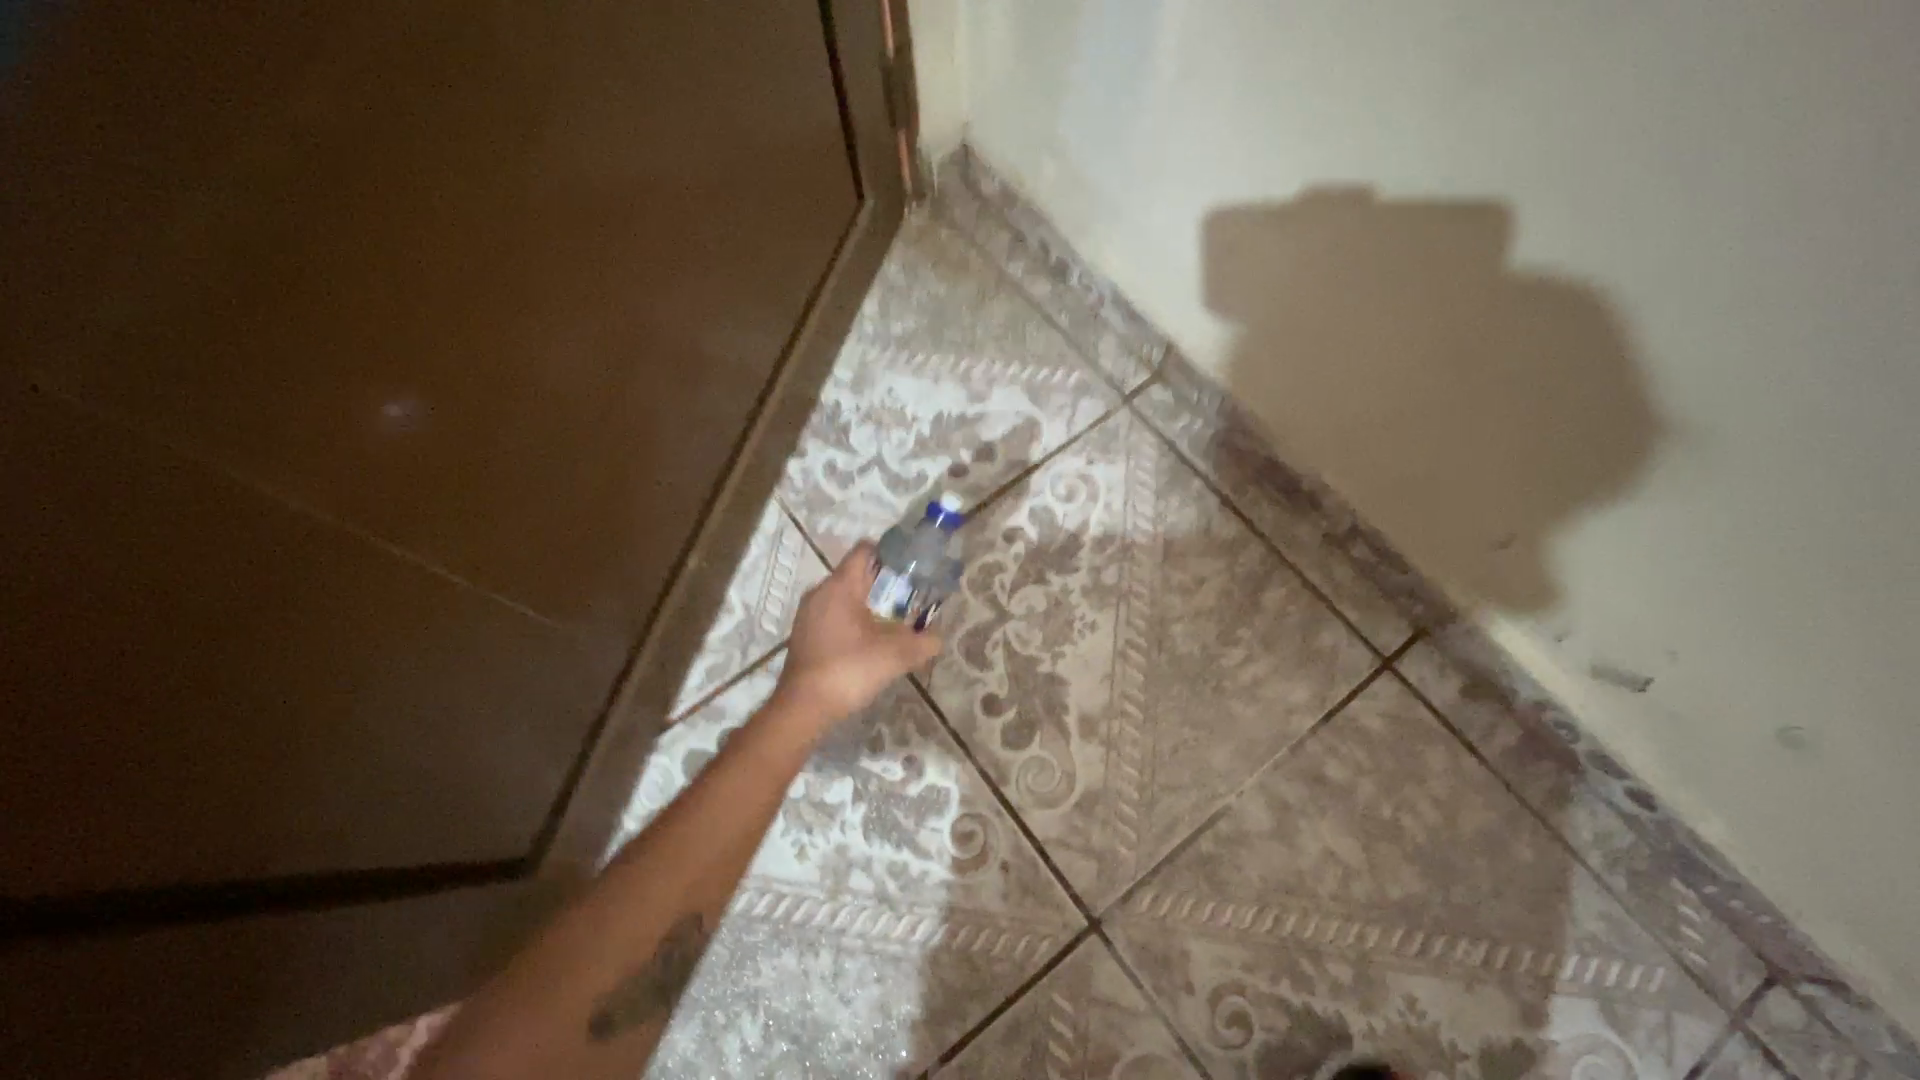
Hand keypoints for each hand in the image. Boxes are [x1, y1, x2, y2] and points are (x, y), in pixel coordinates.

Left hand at [774, 541, 943, 727]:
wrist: (804, 707)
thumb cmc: (849, 670)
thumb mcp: (894, 657)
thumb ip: (922, 643)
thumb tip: (937, 638)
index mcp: (840, 586)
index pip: (865, 551)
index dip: (890, 555)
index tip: (912, 570)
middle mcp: (820, 592)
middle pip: (855, 574)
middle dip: (883, 585)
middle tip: (910, 601)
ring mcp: (808, 614)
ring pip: (843, 597)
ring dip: (867, 605)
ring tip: (892, 624)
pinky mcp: (803, 634)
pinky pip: (832, 615)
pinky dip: (851, 621)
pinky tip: (867, 643)